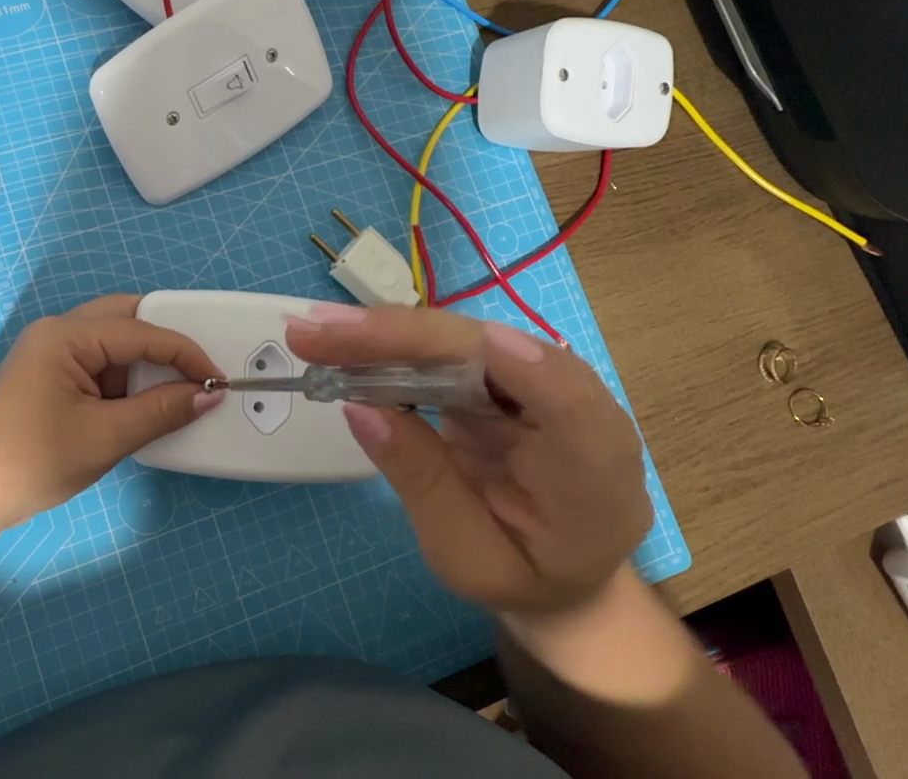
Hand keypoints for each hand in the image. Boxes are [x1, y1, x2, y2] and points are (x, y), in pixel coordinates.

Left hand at [0, 295, 224, 530]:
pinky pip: (97, 364)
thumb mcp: (107, 437)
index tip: (218, 379)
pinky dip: (124, 380)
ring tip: (178, 390)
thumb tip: (207, 394)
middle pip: (124, 319)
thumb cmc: (35, 461)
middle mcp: (56, 332)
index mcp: (65, 336)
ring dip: (144, 363)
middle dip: (164, 343)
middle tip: (199, 372)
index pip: (140, 330)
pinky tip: (144, 403)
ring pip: (111, 341)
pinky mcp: (48, 376)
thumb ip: (161, 410)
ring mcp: (48, 353)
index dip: (184, 353)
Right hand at [285, 303, 651, 615]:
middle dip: (406, 336)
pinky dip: (390, 345)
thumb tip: (359, 409)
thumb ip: (424, 485)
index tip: (483, 342)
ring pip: (462, 342)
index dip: (532, 369)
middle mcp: (573, 410)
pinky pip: (444, 351)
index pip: (575, 408)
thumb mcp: (468, 558)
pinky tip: (342, 343)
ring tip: (315, 333)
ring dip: (386, 333)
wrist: (561, 574)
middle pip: (496, 354)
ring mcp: (533, 386)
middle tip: (318, 332)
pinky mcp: (498, 378)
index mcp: (592, 475)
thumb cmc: (521, 577)